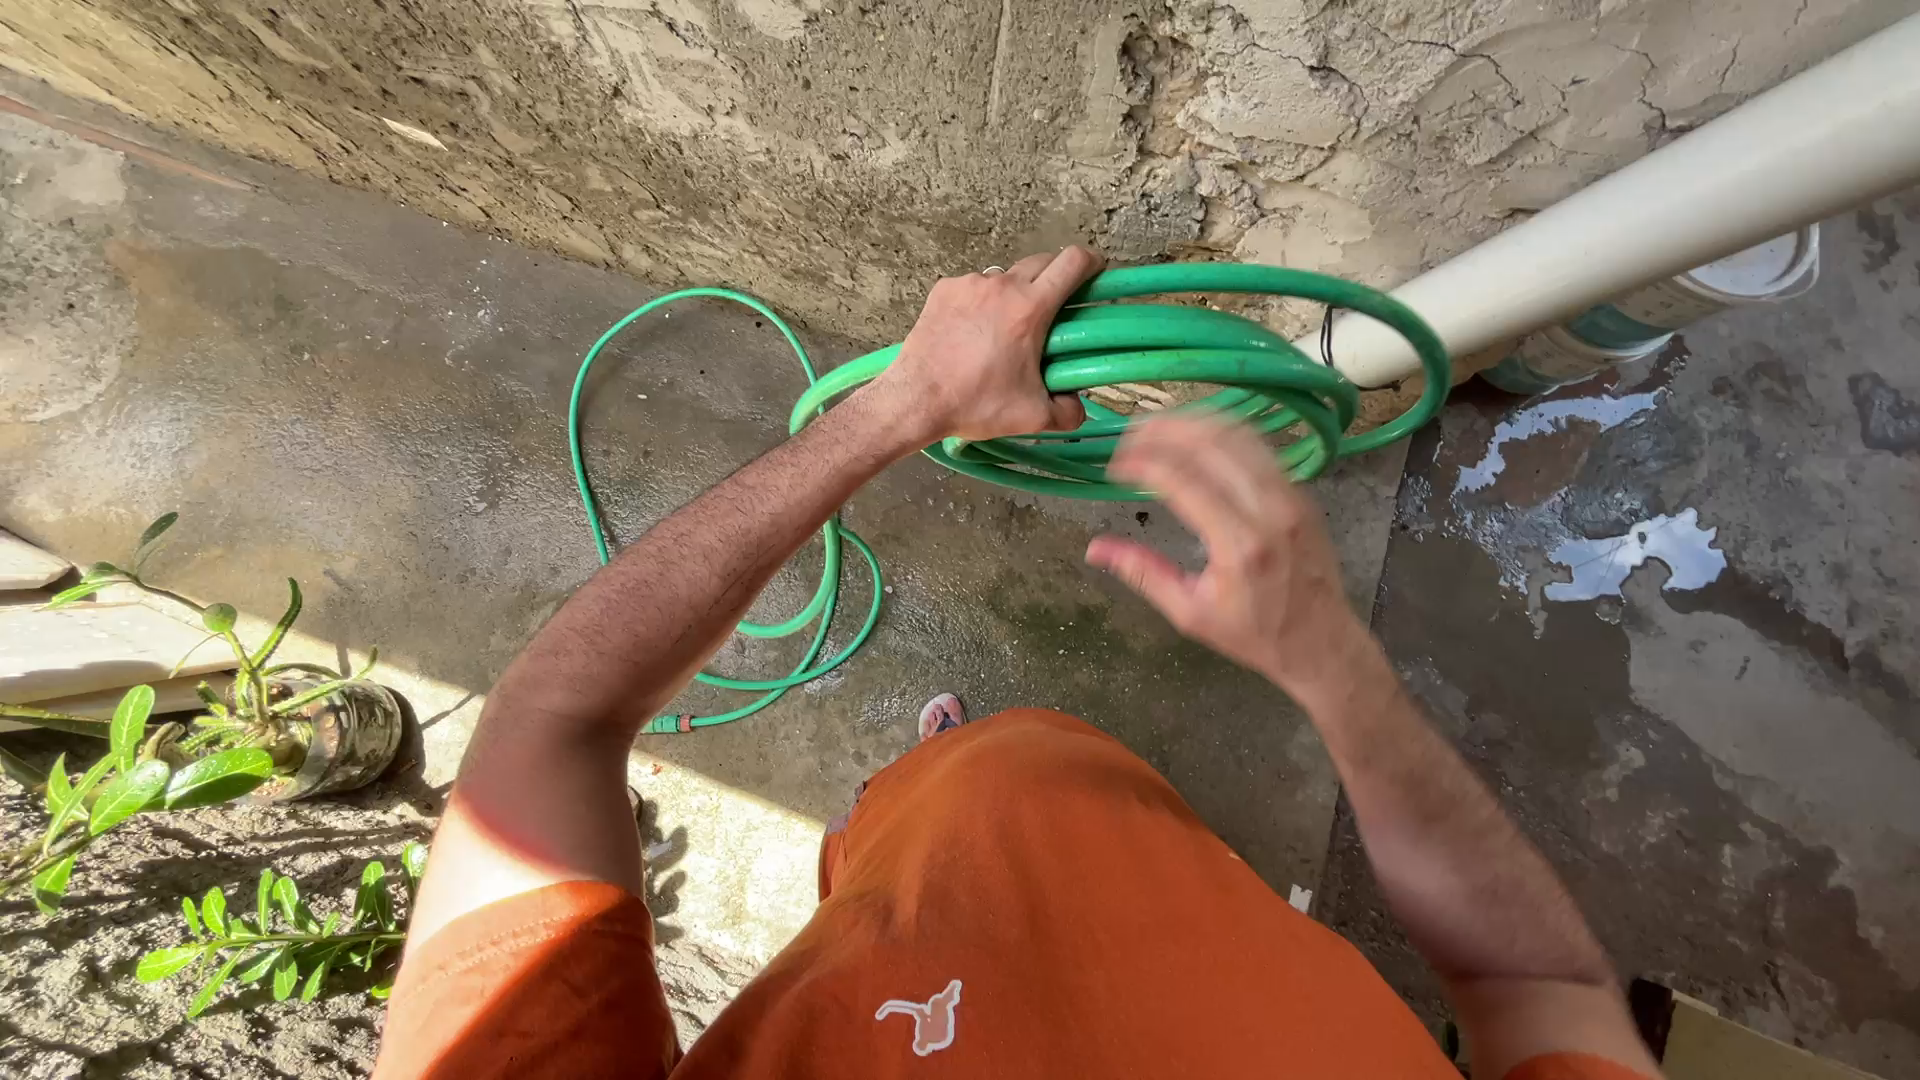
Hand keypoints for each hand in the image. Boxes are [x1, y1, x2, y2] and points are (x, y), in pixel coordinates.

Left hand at [873, 247, 1103, 441]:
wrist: (916, 400)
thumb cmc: (975, 404)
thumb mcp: (1032, 417)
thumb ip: (1067, 412)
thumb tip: (1077, 407)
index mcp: (1030, 309)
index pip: (1072, 262)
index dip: (1091, 263)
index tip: (1095, 274)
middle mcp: (1001, 286)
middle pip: (1042, 262)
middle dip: (1055, 278)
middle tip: (1055, 308)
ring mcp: (969, 284)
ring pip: (1005, 277)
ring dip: (1015, 294)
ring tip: (1007, 329)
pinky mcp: (944, 290)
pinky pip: (974, 287)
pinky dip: (981, 303)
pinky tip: (974, 333)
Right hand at [1084, 413, 1371, 695]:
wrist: (1323, 642)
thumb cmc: (1254, 635)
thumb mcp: (1189, 613)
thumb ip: (1143, 574)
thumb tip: (1094, 549)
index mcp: (1239, 544)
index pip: (1182, 481)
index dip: (1141, 464)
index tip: (1114, 467)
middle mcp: (1269, 509)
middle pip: (1211, 444)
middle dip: (1163, 432)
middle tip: (1129, 437)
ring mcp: (1292, 495)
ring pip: (1238, 434)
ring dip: (1192, 423)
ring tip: (1155, 428)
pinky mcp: (1301, 491)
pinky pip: (1257, 445)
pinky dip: (1221, 432)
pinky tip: (1195, 437)